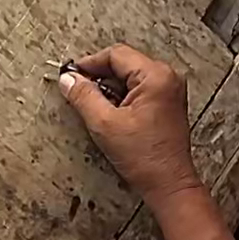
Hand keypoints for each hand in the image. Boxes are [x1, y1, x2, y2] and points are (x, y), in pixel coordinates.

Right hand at [58, 45, 204, 204]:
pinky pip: (140, 91)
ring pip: (130, 79)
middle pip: (124, 64)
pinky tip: (114, 118)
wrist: (168, 185)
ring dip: (110, 90)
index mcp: (156, 76)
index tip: (71, 76)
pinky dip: (123, 99)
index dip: (89, 64)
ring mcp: (170, 91)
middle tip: (80, 94)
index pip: (115, 55)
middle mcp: (167, 78)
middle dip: (100, 78)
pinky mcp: (167, 105)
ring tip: (99, 112)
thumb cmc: (145, 158)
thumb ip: (83, 96)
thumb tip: (68, 79)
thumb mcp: (104, 124)